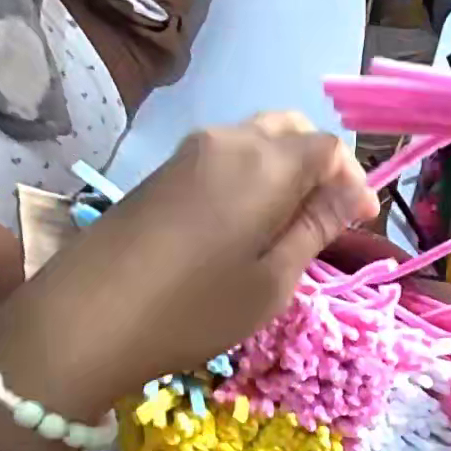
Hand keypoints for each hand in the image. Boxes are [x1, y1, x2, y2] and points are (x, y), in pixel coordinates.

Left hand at [0, 112, 377, 418]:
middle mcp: (227, 141)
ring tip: (293, 228)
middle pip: (292, 130)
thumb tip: (349, 194)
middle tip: (330, 220)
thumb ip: (314, 229)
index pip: (327, 148)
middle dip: (322, 168)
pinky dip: (255, 180)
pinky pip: (227, 159)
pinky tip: (250, 225)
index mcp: (263, 165)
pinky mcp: (164, 173)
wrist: (88, 320)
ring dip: (288, 173)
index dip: (354, 181)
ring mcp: (189, 154)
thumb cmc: (197, 310)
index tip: (361, 224)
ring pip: (258, 140)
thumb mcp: (273, 280)